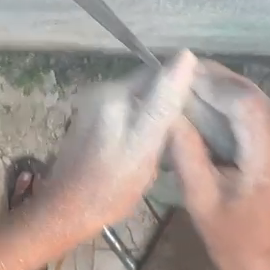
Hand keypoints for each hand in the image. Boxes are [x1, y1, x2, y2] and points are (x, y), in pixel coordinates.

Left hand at [29, 50, 198, 247]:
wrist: (66, 213)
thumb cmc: (109, 186)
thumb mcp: (144, 144)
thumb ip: (164, 100)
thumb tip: (186, 55)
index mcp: (113, 92)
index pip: (160, 73)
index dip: (183, 88)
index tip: (203, 109)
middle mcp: (100, 93)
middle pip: (148, 89)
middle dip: (168, 107)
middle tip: (186, 133)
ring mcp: (93, 109)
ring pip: (138, 105)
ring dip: (154, 120)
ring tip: (169, 144)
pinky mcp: (91, 126)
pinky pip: (126, 119)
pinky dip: (139, 130)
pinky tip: (146, 151)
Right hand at [167, 61, 269, 269]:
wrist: (262, 262)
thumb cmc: (226, 236)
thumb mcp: (198, 198)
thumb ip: (186, 152)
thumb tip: (171, 110)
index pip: (247, 107)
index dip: (217, 85)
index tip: (187, 74)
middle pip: (259, 99)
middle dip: (222, 82)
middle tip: (189, 71)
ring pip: (266, 103)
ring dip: (232, 92)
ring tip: (199, 83)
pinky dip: (244, 106)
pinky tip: (219, 104)